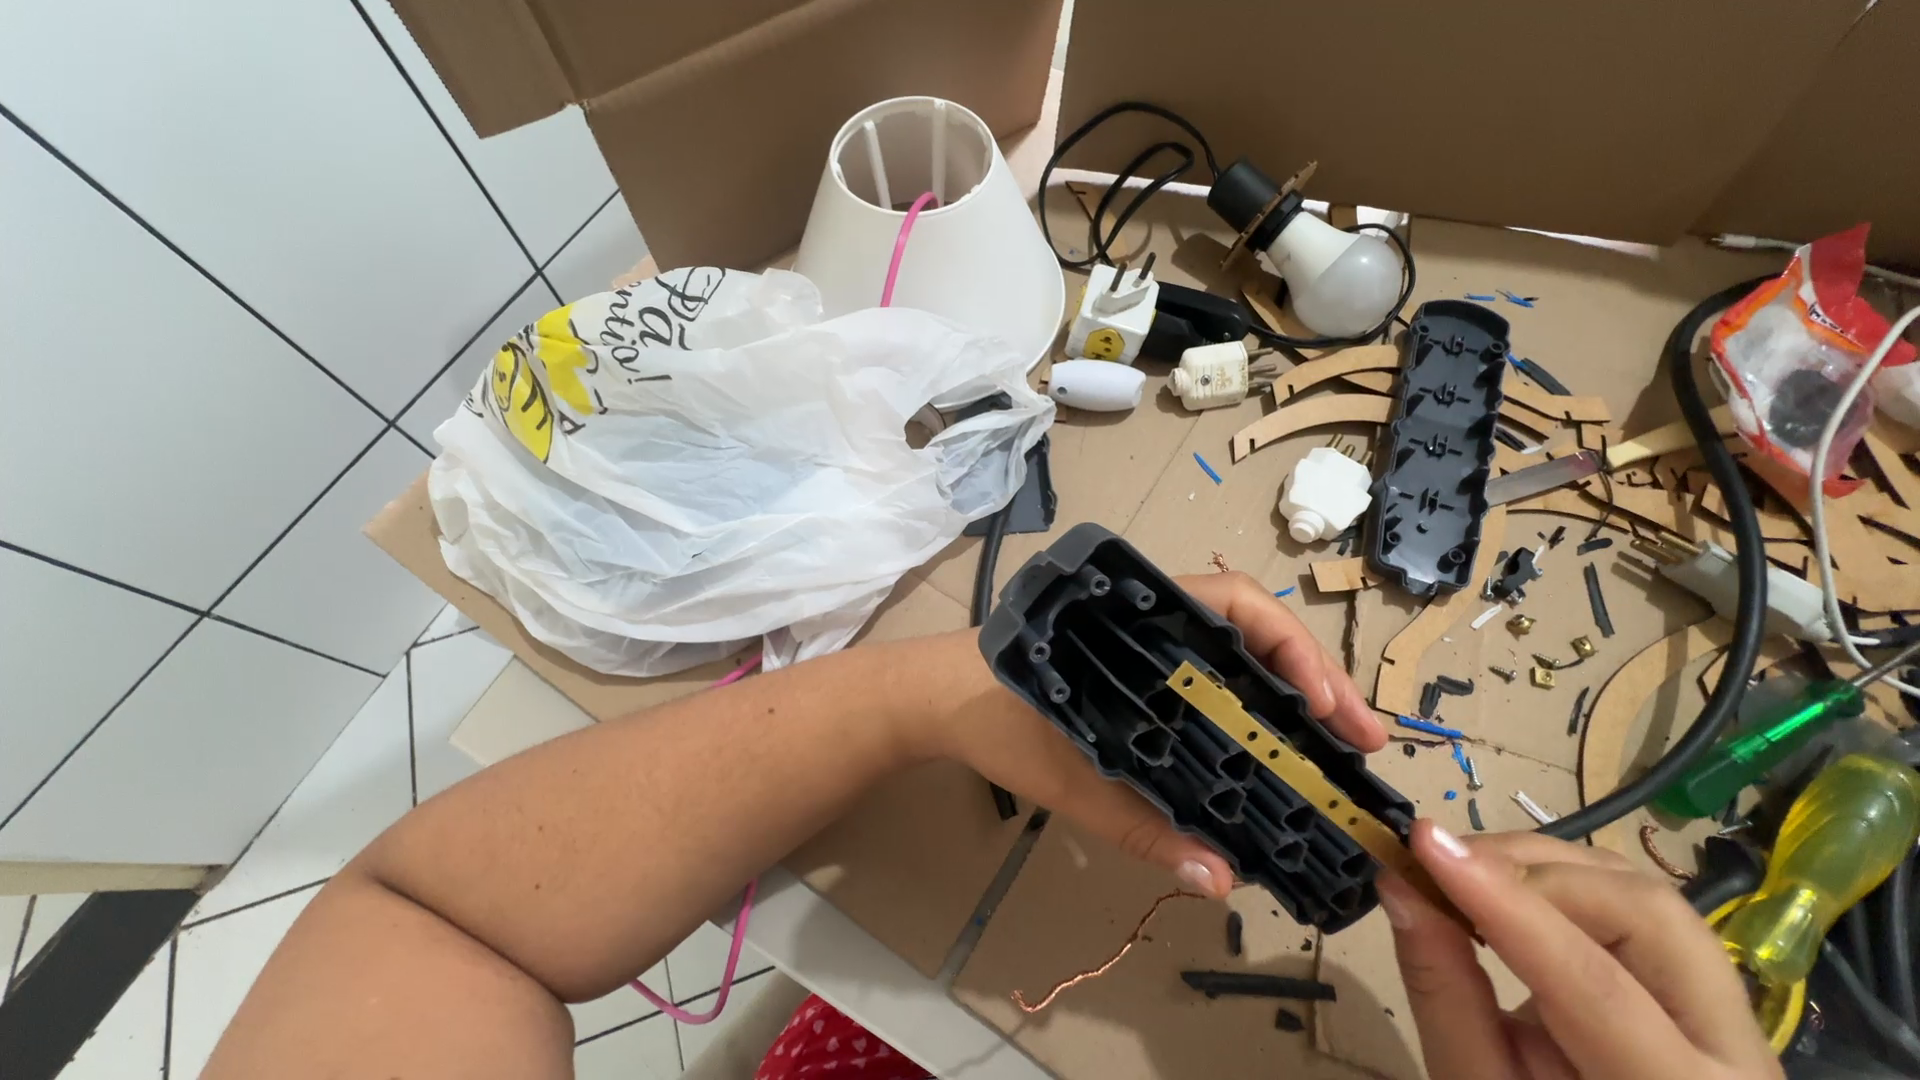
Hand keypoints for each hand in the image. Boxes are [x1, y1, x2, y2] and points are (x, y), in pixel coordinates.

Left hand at [913, 570, 1384, 898]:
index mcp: (1139, 621)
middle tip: (1359, 743)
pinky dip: (1244, 699)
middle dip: (1313, 678)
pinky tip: (1263, 739)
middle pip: (1253, 628)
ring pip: (1233, 649)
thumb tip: (1223, 880)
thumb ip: (1143, 826)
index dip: (1299, 653)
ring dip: (1285, 689)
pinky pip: (1204, 670)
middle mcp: (1151, 616)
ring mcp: (1145, 638)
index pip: (1241, 608)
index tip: (1334, 713)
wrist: (933, 696)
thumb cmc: (996, 720)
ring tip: (1328, 744)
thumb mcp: (1070, 778)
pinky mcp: (1134, 663)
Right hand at [1377, 825, 1781, 1078]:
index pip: (1593, 983)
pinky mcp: (1699, 982)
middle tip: (1441, 865)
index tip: (1425, 840)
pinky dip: (1551, 876)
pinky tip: (1499, 891)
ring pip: (1640, 890)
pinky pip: (1629, 901)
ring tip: (1460, 875)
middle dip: (1530, 870)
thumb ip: (1443, 993)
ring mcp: (1730, 1012)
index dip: (1503, 901)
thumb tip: (1399, 886)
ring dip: (1537, 864)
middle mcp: (1737, 1051)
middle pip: (1646, 911)